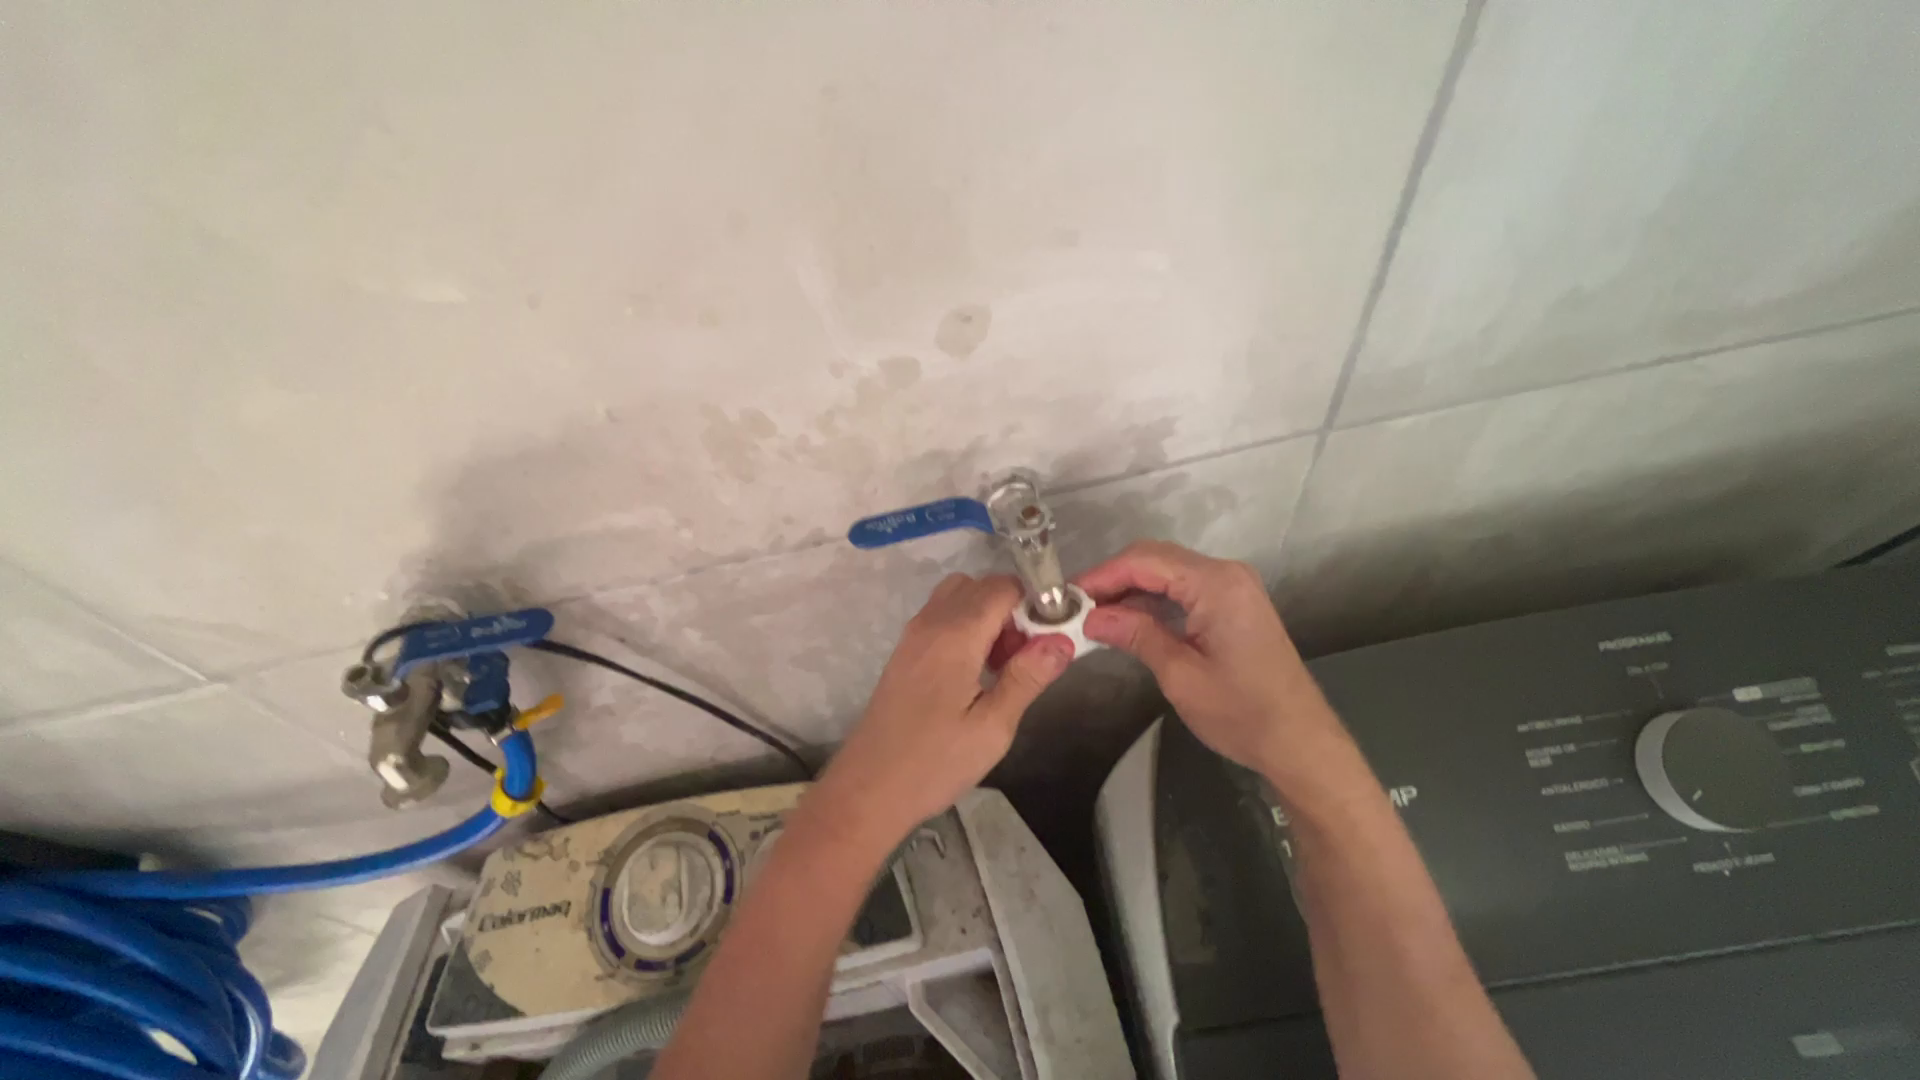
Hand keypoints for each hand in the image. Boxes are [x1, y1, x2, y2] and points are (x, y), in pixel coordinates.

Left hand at [815, 573, 1074, 843]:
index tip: (1049, 639)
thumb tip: (1062, 640)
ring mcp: (913, 636)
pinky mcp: (904, 653)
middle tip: (1025, 657)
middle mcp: (930, 623)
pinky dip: (965, 629)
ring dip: (987, 617)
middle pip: (980, 586)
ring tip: (1000, 667)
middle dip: (1011, 609)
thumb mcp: (992, 727)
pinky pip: (941, 618)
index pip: (1003, 587)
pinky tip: (974, 676)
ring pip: (958, 598)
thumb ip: (1027, 677)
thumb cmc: (934, 763)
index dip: (1033, 603)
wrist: (868, 790)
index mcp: (955, 635)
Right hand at [1079, 541, 1329, 774]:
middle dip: (1113, 578)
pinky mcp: (1233, 604)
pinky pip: (1184, 588)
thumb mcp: (1180, 675)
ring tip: (1092, 614)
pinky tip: (1126, 619)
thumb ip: (1136, 635)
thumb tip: (1091, 617)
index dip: (1102, 575)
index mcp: (1217, 585)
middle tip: (1074, 606)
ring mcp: (1233, 587)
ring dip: (1130, 588)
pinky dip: (1152, 599)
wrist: (1300, 741)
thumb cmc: (1242, 713)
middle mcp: (1226, 574)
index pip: (1145, 561)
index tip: (1066, 596)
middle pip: (1155, 558)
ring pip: (1167, 571)